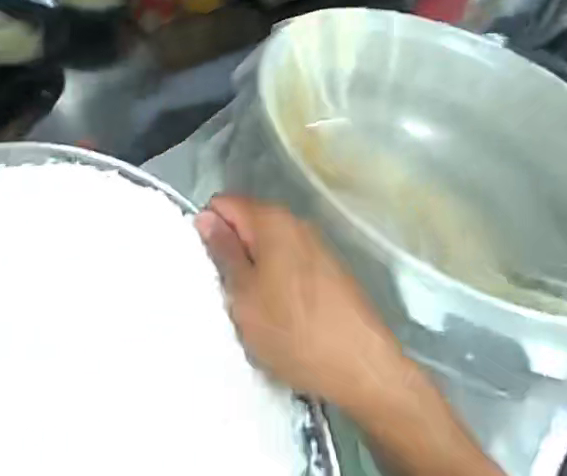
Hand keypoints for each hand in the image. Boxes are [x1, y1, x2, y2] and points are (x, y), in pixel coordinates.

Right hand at [194, 195, 410, 416]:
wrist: (360, 362)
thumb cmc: (293, 330)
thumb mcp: (244, 296)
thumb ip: (224, 252)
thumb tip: (206, 217)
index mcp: (272, 220)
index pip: (225, 203)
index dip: (208, 229)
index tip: (206, 265)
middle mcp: (296, 221)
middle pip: (249, 221)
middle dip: (232, 249)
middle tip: (225, 292)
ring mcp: (315, 242)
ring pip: (269, 243)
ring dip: (254, 267)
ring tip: (249, 307)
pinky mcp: (328, 265)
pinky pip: (289, 259)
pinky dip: (276, 277)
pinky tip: (277, 311)